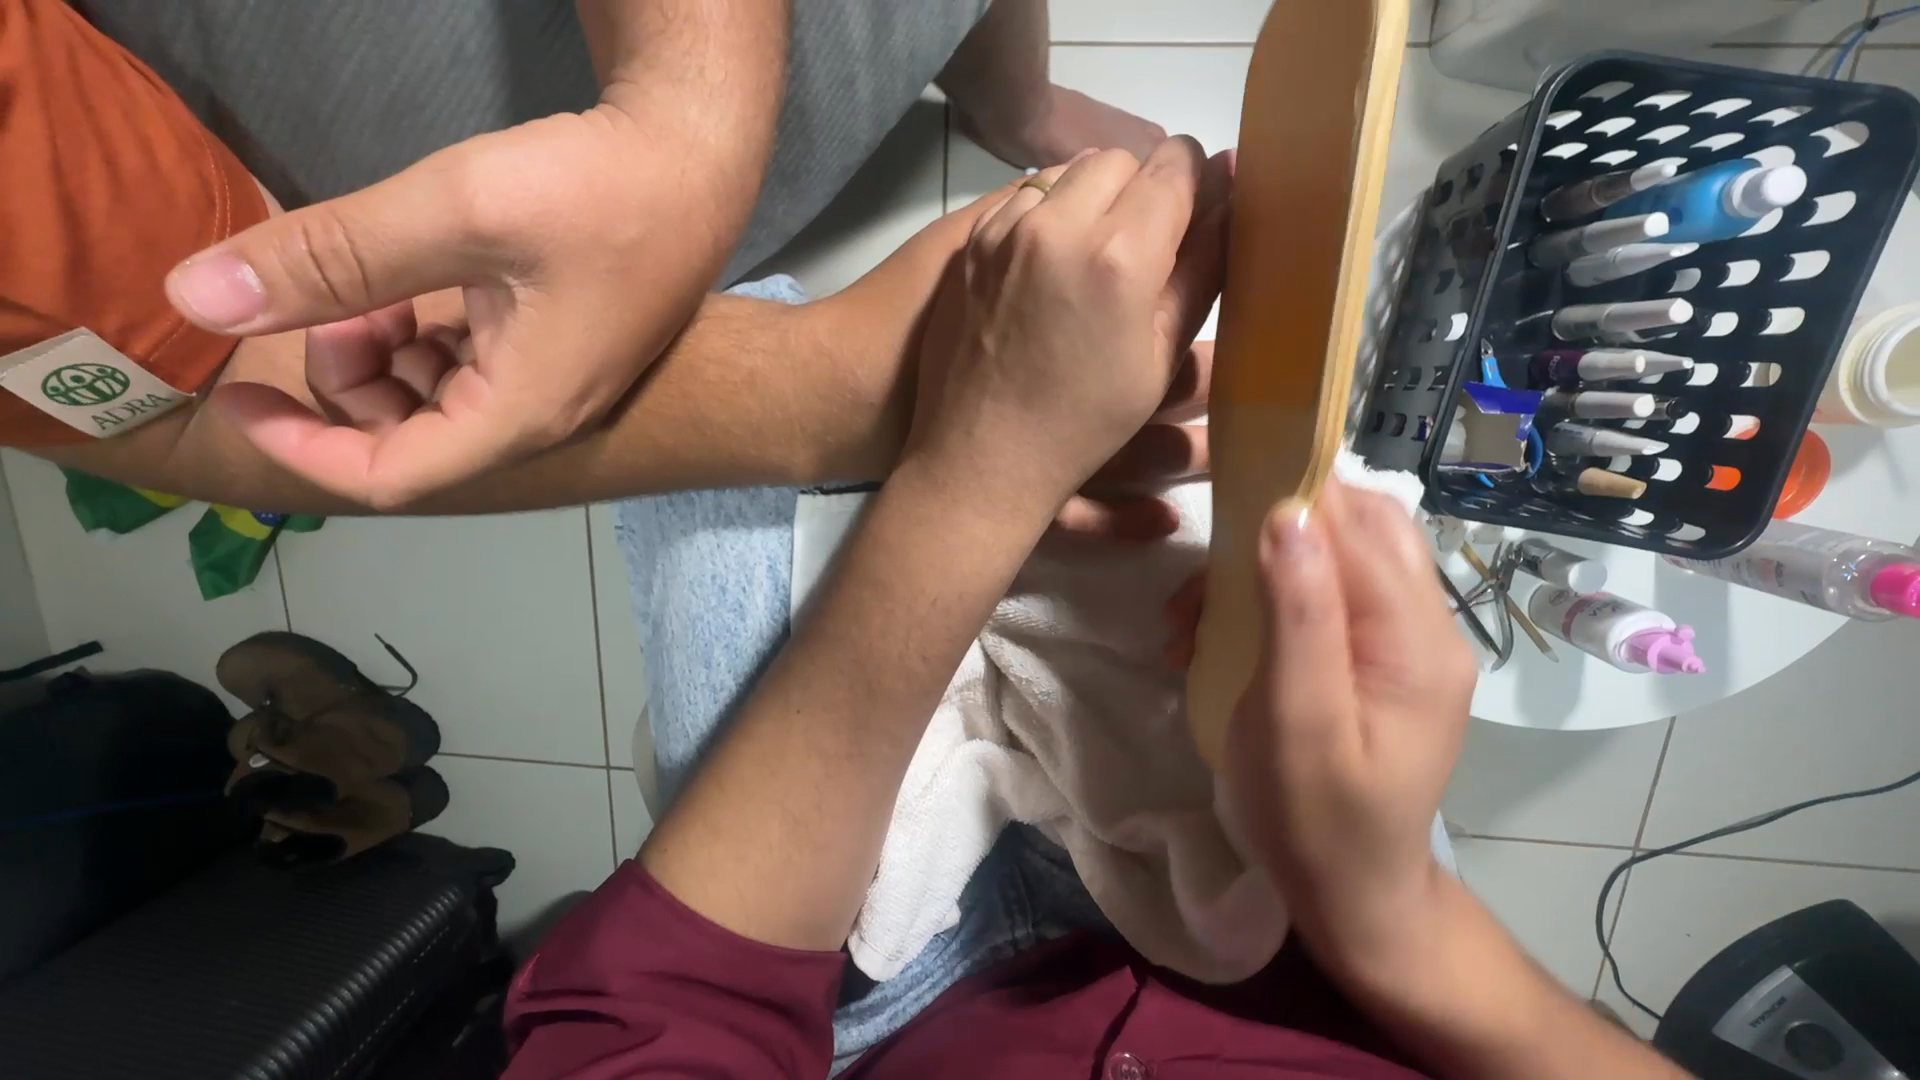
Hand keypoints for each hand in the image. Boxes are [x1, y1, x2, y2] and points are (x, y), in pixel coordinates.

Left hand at [172, 96, 769, 509]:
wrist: (698, 169)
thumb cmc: (601, 198)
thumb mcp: (460, 213)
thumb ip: (334, 258)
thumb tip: (193, 299)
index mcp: (523, 410)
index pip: (390, 473)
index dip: (300, 445)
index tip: (239, 384)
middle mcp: (544, 414)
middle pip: (414, 439)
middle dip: (350, 376)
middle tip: (342, 291)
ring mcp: (561, 384)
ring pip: (445, 403)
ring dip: (391, 350)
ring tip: (392, 274)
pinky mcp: (568, 350)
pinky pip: (482, 370)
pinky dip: (436, 335)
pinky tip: (440, 276)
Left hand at [903, 139, 1228, 517]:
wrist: (980, 455)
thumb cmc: (1082, 424)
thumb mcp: (1161, 357)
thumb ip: (1203, 267)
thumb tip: (1233, 186)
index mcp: (1121, 255)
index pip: (1177, 164)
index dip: (1194, 186)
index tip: (1190, 220)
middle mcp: (1059, 224)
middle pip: (1121, 159)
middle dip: (1140, 190)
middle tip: (1138, 252)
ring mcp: (1005, 229)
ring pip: (1068, 172)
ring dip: (1089, 199)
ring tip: (1088, 261)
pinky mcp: (970, 242)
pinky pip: (1022, 198)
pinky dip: (1044, 215)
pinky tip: (1044, 267)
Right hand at [1220, 482, 1476, 968]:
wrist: (1346, 888)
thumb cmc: (1314, 815)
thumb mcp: (1299, 721)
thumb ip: (1298, 615)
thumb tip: (1289, 513)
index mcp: (1416, 641)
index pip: (1364, 527)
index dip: (1302, 494)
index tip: (1226, 490)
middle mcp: (1424, 629)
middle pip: (1360, 529)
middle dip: (1277, 526)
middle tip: (1206, 565)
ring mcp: (1400, 643)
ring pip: (1335, 557)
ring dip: (1258, 565)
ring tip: (1189, 614)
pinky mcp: (1371, 658)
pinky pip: (1323, 597)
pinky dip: (1263, 597)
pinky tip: (1211, 633)